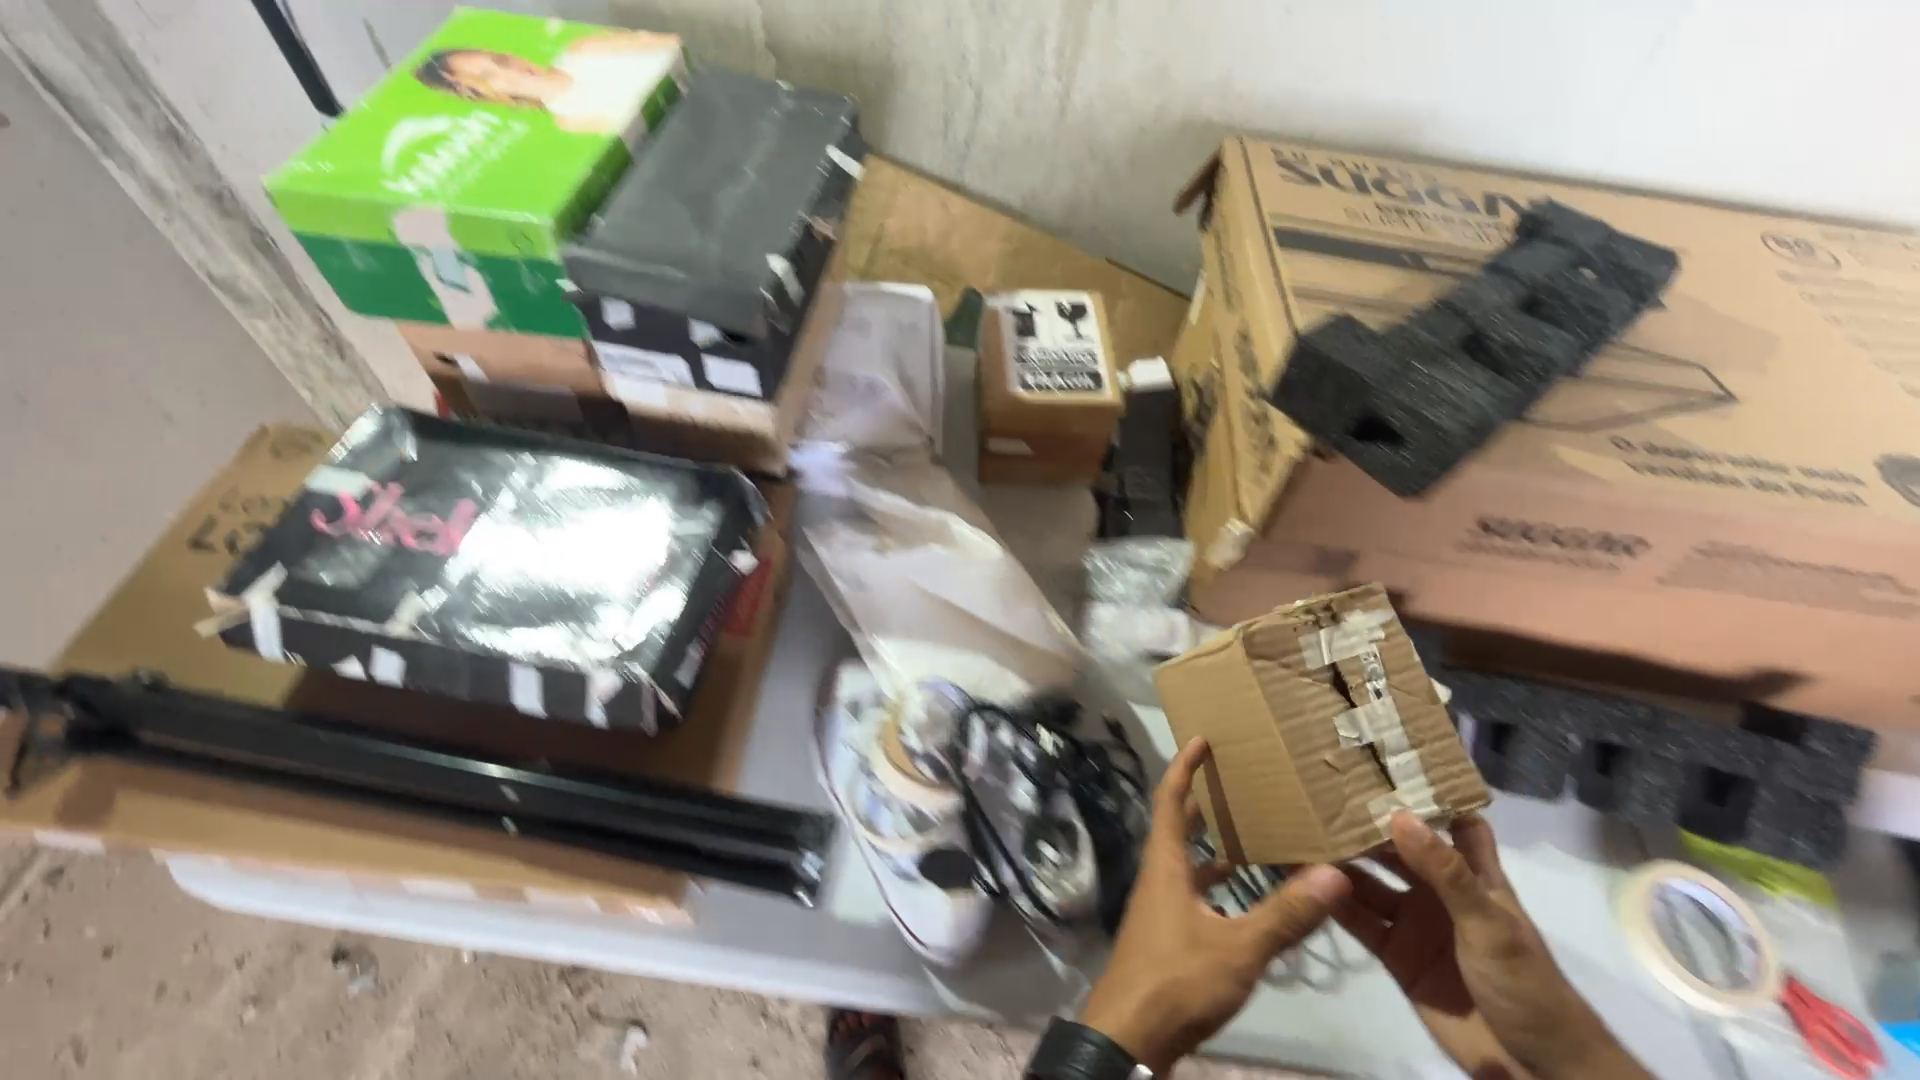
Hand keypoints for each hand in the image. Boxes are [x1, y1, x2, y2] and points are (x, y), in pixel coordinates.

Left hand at [1081, 738, 1350, 1074]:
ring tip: (1250, 830)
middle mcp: (1158, 878)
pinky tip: (1243, 895)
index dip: (1184, 768)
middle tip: (1236, 780)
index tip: (1200, 739)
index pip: (1169, 801)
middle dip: (1201, 801)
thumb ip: (1285, 914)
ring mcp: (1159, 908)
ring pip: (1186, 863)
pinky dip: (1215, 884)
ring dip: (1211, 844)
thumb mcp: (1238, 948)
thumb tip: (1334, 873)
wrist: (1129, 1037)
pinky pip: (1192, 893)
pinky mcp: (1166, 936)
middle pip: (1177, 827)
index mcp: (1166, 866)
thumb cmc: (1177, 980)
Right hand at [1334, 813, 1649, 1079]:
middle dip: (1366, 827)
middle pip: (1399, 850)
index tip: (1388, 768)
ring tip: (1303, 836)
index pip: (1454, 823)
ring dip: (1343, 864)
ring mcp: (1416, 923)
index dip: (1429, 797)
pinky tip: (1308, 885)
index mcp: (1473, 877)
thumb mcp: (1488, 923)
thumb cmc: (1524, 984)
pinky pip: (1360, 922)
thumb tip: (1399, 815)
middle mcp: (1440, 893)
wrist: (1531, 1065)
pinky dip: (1335, 905)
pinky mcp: (1396, 954)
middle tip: (1321, 796)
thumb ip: (1444, 872)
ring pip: (1371, 883)